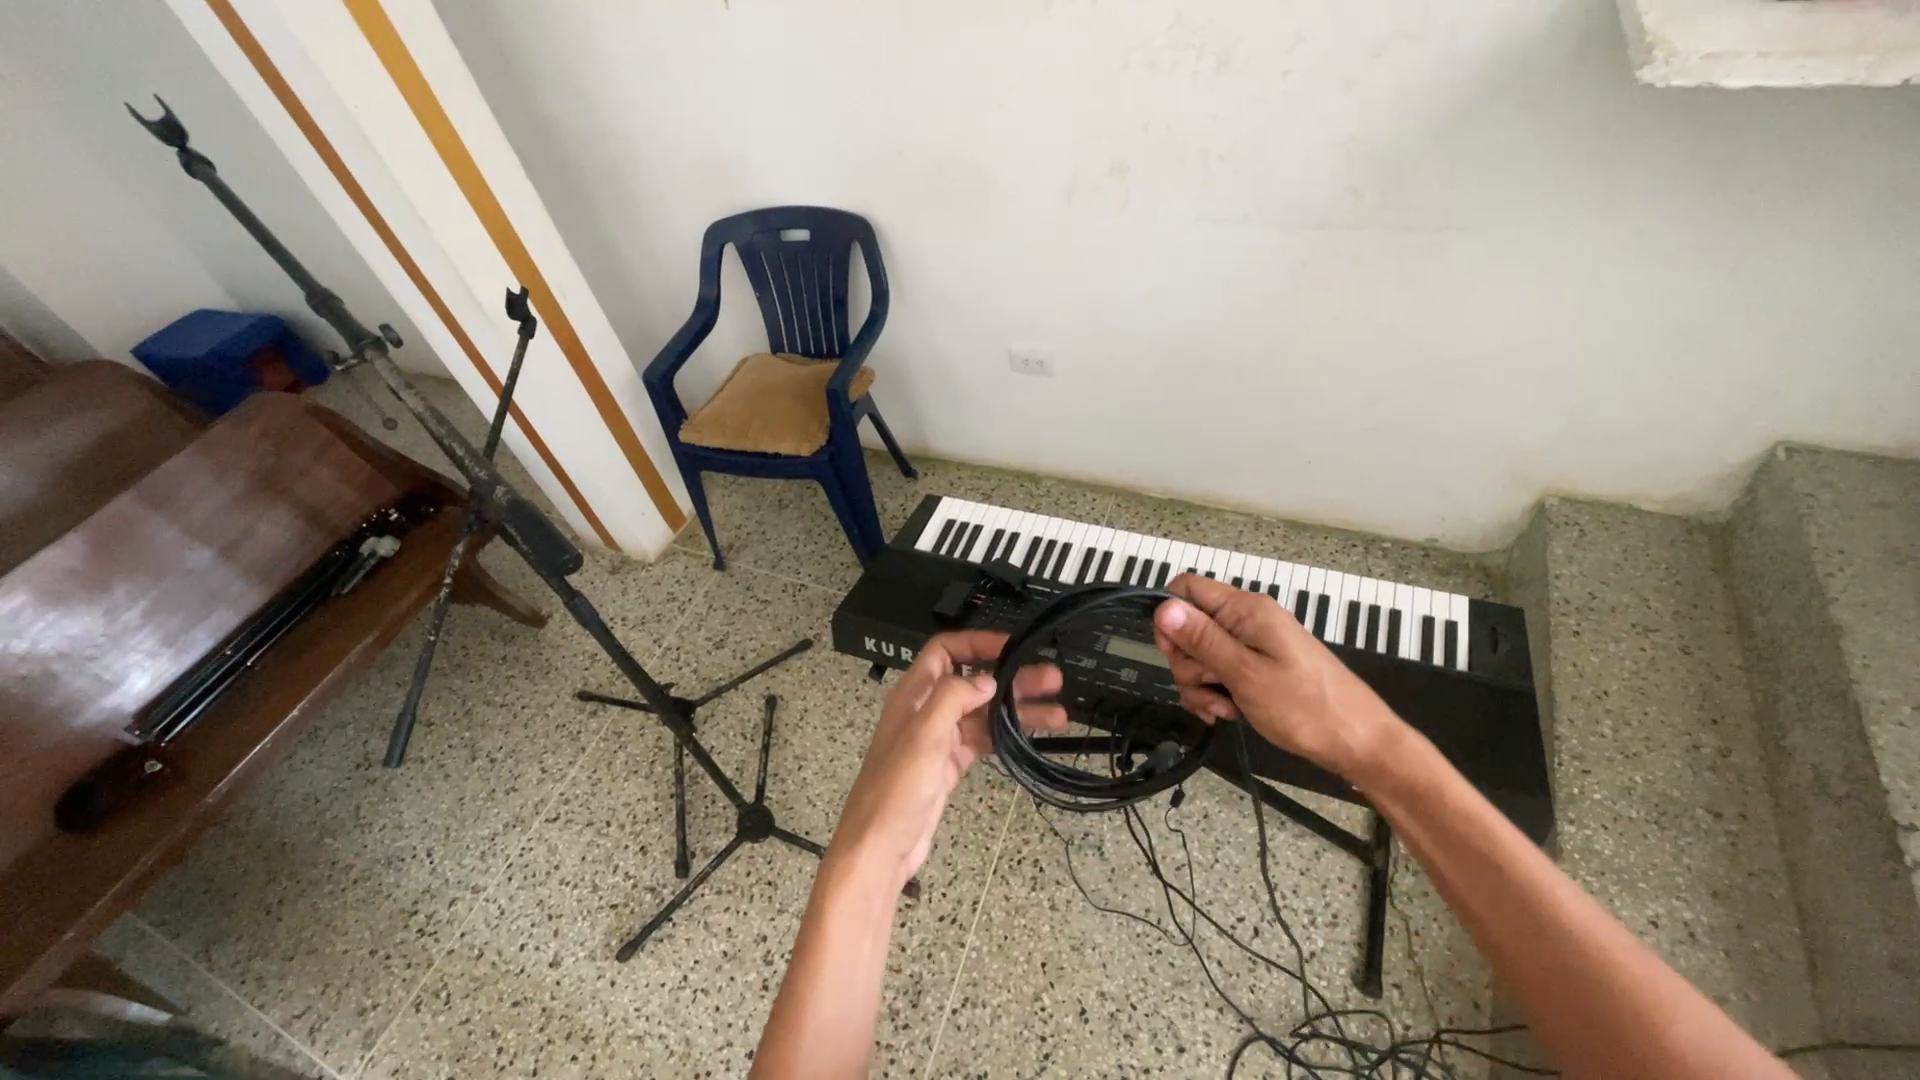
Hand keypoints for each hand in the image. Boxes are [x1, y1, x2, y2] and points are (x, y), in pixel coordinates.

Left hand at [831, 631, 1063, 889]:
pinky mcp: (948, 766)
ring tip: (1056, 713)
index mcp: (914, 695)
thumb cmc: (893, 791)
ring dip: (1017, 709)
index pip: (945, 650)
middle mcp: (926, 712)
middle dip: (1011, 677)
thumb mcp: (923, 735)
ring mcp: (938, 740)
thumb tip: (986, 679)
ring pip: (983, 713)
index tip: (1012, 646)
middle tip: (1050, 679)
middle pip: (972, 682)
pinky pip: (983, 740)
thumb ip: (953, 699)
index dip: (977, 643)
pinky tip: (1032, 736)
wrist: (879, 847)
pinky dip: (1007, 736)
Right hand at [1151, 574, 1407, 782]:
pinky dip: (1214, 694)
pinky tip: (1227, 712)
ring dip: (1200, 685)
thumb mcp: (1246, 674)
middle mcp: (1246, 620)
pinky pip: (1218, 673)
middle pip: (1189, 627)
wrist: (1357, 742)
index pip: (1187, 588)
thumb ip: (1203, 639)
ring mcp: (1252, 645)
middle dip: (1187, 662)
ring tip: (1224, 708)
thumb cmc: (1304, 707)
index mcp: (1246, 610)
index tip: (1171, 652)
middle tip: (1209, 687)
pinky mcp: (1256, 668)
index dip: (1168, 616)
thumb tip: (1163, 607)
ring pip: (1200, 656)